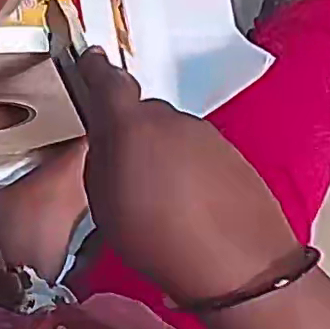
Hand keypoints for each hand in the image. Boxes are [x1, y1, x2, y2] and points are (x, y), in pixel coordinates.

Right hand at [75, 48, 300, 303]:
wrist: (239, 267)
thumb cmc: (161, 239)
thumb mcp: (104, 204)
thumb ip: (98, 161)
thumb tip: (104, 143)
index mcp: (130, 126)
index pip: (107, 81)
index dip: (94, 69)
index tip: (90, 61)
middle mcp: (169, 120)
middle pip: (138, 110)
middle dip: (127, 130)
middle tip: (120, 168)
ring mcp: (204, 134)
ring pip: (167, 130)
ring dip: (157, 150)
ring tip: (154, 196)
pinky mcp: (230, 152)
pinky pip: (193, 148)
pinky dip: (183, 164)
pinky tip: (183, 201)